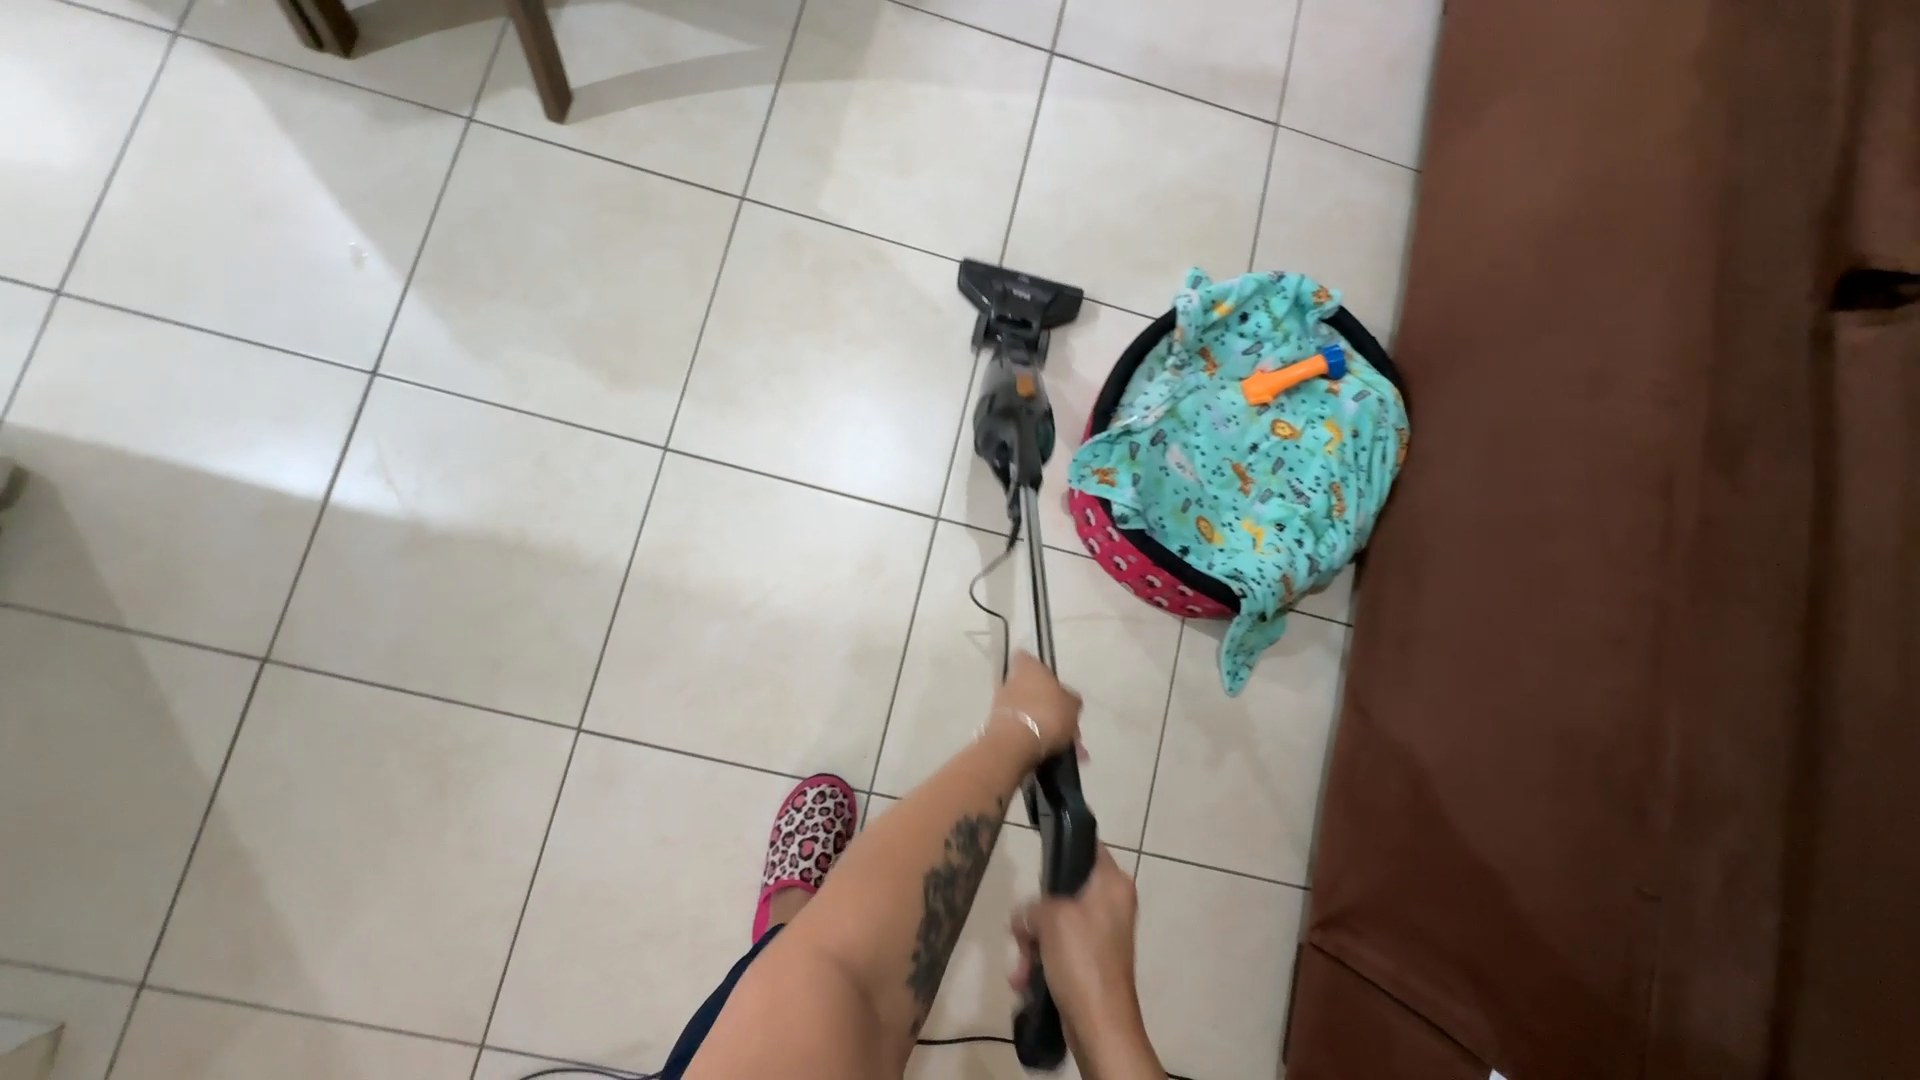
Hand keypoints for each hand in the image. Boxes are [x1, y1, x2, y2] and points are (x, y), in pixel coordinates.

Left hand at [991, 651, 1081, 762]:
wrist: (1016, 744)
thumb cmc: (1047, 714)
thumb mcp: (1072, 705)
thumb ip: (1070, 699)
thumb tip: (1067, 700)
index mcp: (1028, 668)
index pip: (1028, 658)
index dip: (1039, 669)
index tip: (1053, 685)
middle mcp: (1011, 682)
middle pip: (1034, 692)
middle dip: (1053, 710)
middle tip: (1072, 730)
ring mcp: (1002, 705)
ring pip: (1032, 715)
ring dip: (1049, 730)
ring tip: (1071, 751)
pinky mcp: (998, 728)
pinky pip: (1025, 732)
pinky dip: (1040, 742)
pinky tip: (1059, 758)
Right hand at [1008, 846, 1147, 1046]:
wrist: (1101, 1026)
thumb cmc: (1082, 960)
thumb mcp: (1050, 918)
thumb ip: (1033, 906)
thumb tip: (1026, 920)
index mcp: (1112, 883)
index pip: (1085, 846)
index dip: (1059, 847)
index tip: (1035, 860)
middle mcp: (1111, 903)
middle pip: (1062, 890)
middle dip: (1035, 915)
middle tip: (1022, 931)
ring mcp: (1102, 933)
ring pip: (1055, 922)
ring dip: (1032, 944)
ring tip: (1021, 967)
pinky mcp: (1091, 960)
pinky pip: (1059, 948)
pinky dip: (1041, 961)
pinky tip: (1025, 980)